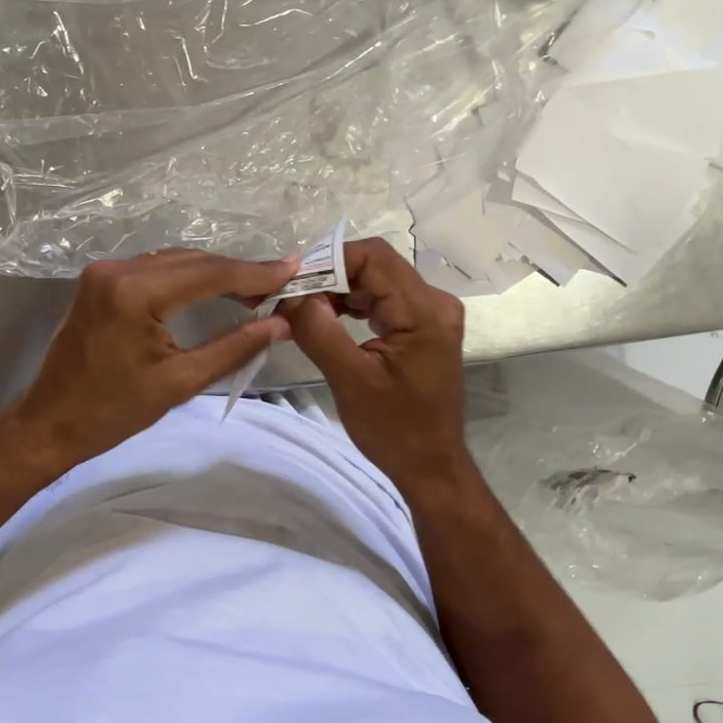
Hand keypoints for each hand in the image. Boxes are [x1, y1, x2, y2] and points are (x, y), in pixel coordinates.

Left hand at [0, 249, 297, 468]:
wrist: (51, 422)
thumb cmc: (112, 411)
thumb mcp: (179, 382)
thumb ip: (233, 348)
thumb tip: (280, 324)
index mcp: (134, 293)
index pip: (208, 273)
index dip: (254, 273)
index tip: (293, 270)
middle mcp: (116, 270)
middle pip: (191, 261)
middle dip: (236, 272)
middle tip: (280, 283)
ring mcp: (103, 273)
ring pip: (173, 262)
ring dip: (212, 273)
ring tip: (254, 289)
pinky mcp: (98, 282)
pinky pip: (152, 270)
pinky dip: (185, 278)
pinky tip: (210, 290)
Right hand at [275, 239, 473, 486]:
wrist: (429, 464)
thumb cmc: (393, 428)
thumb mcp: (349, 379)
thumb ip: (319, 330)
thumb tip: (288, 295)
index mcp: (424, 311)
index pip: (373, 257)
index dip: (328, 261)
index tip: (290, 282)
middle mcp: (434, 302)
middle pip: (374, 265)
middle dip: (327, 276)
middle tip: (287, 299)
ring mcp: (429, 314)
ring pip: (375, 281)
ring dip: (336, 290)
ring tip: (299, 310)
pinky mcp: (420, 327)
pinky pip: (381, 301)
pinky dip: (350, 305)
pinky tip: (323, 319)